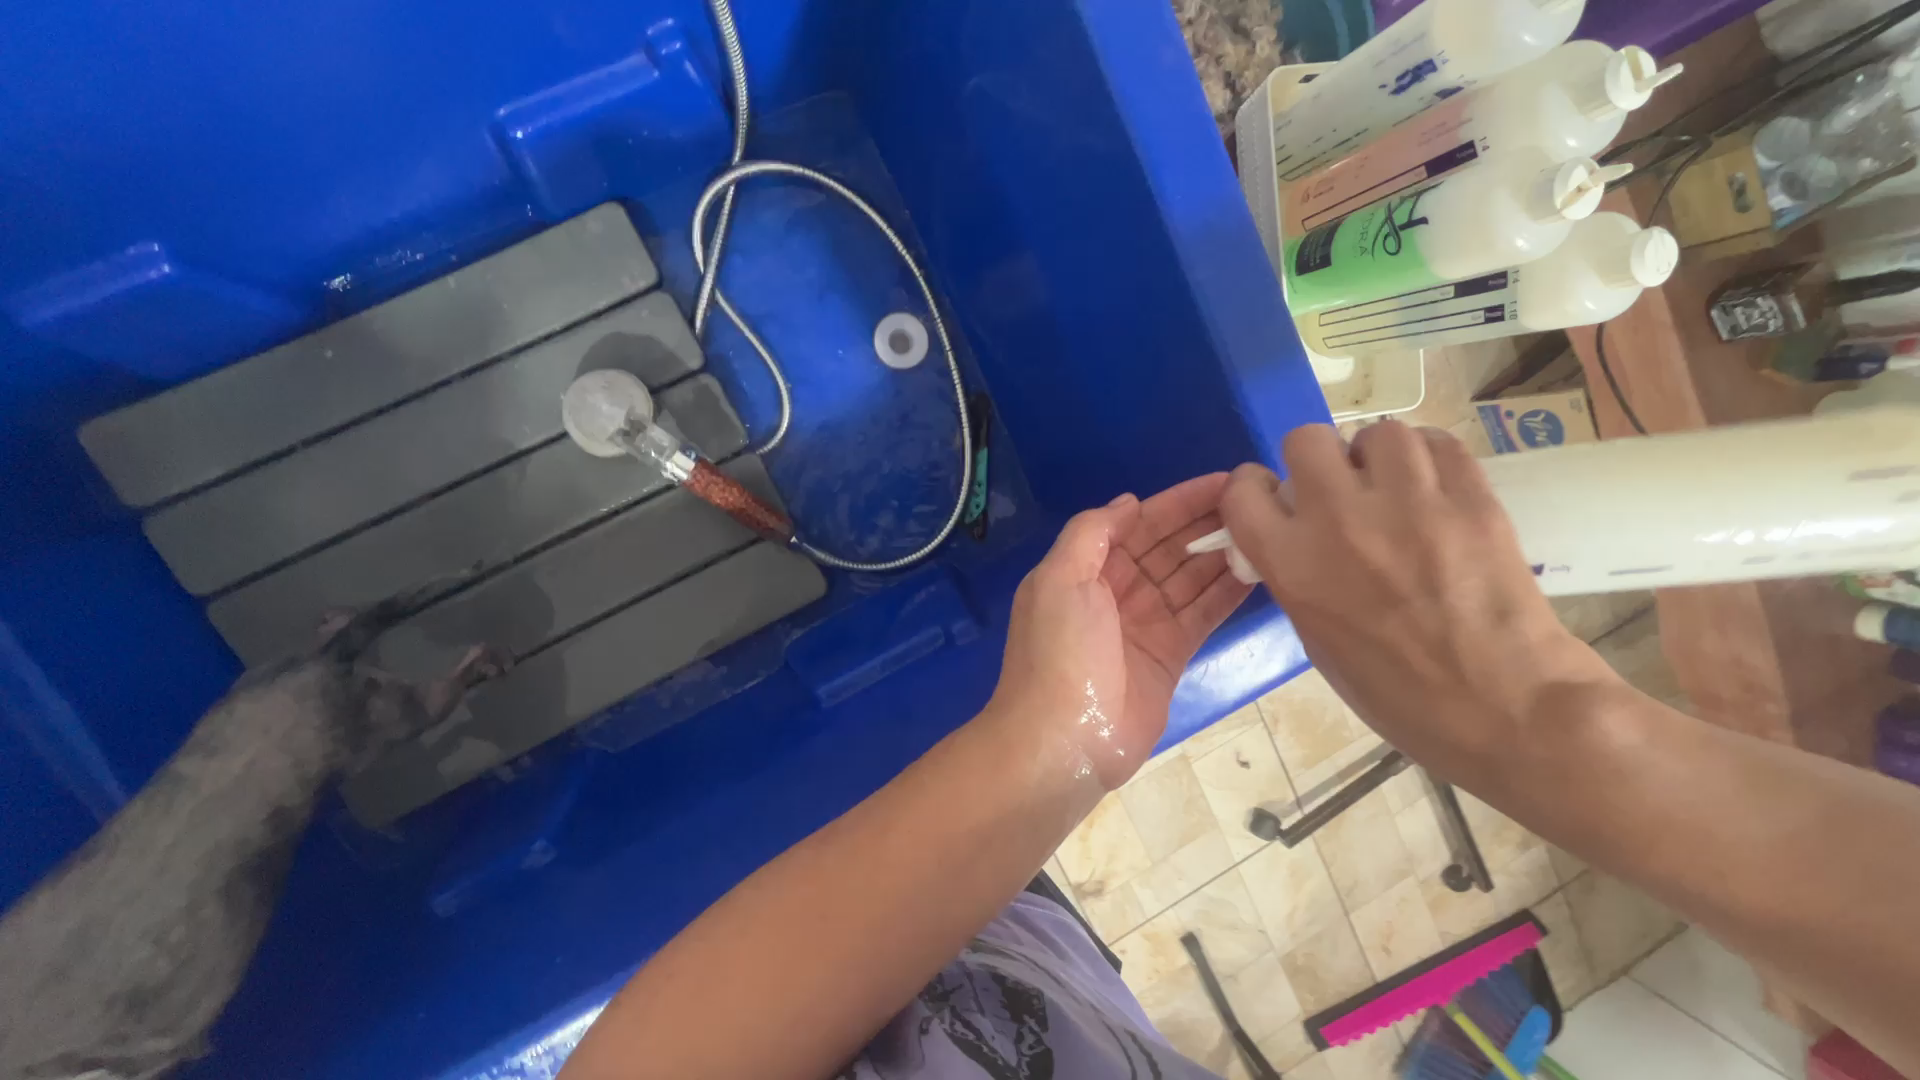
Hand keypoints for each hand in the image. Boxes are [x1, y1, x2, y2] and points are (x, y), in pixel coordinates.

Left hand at [987, 475, 1252, 790]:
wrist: (1062, 740)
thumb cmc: (1058, 652)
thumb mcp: (1059, 579)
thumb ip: (1091, 533)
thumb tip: (1129, 502)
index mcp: (1086, 568)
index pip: (1140, 523)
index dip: (1180, 501)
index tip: (1226, 480)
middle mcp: (1117, 590)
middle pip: (1169, 546)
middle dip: (1208, 522)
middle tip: (1261, 499)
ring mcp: (1145, 623)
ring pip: (1191, 577)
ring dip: (1224, 552)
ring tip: (1271, 526)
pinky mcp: (1171, 654)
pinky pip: (1203, 613)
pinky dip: (1228, 592)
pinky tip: (1262, 568)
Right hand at [1219, 422, 1617, 786]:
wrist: (1504, 706)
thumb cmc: (1397, 693)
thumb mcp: (1316, 641)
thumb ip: (1296, 577)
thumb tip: (1297, 539)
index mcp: (1292, 564)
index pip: (1242, 491)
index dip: (1253, 489)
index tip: (1273, 500)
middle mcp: (1339, 519)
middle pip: (1306, 440)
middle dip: (1315, 461)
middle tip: (1338, 491)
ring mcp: (1409, 502)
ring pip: (1376, 431)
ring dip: (1375, 455)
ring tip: (1393, 487)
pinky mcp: (1470, 496)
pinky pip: (1437, 443)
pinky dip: (1428, 457)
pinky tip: (1434, 488)